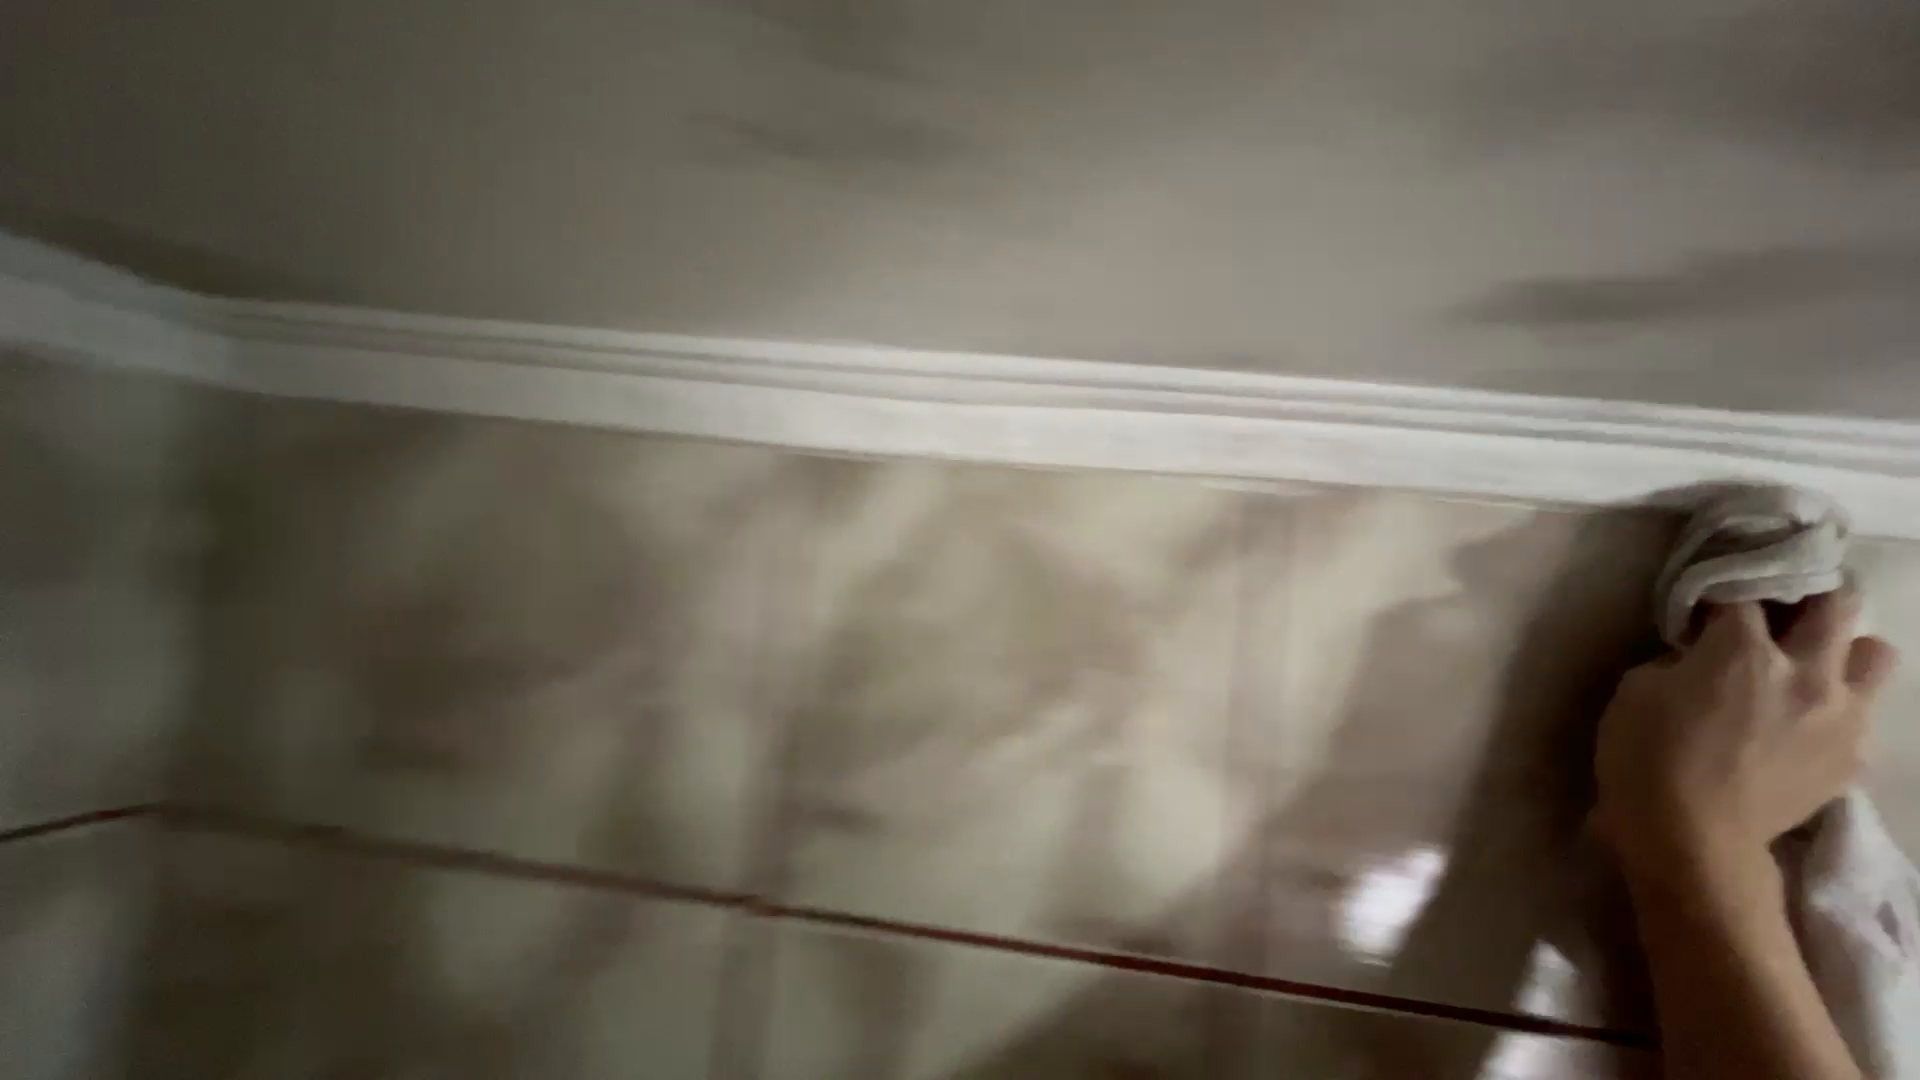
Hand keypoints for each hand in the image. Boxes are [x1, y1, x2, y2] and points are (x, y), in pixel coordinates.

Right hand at [1592, 591, 1896, 891]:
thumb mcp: (1637, 691)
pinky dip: (1833, 706)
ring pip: (1875, 654)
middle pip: (1835, 605)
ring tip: (1805, 665)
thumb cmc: (1644, 754)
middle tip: (1777, 606)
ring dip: (1840, 649)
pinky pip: (1859, 712)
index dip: (1721, 591)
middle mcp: (1806, 672)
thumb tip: (1702, 659)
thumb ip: (1680, 663)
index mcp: (1740, 651)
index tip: (1706, 600)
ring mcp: (1842, 716)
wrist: (1691, 834)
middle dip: (1807, 595)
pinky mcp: (1854, 756)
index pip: (1741, 594)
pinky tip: (1797, 724)